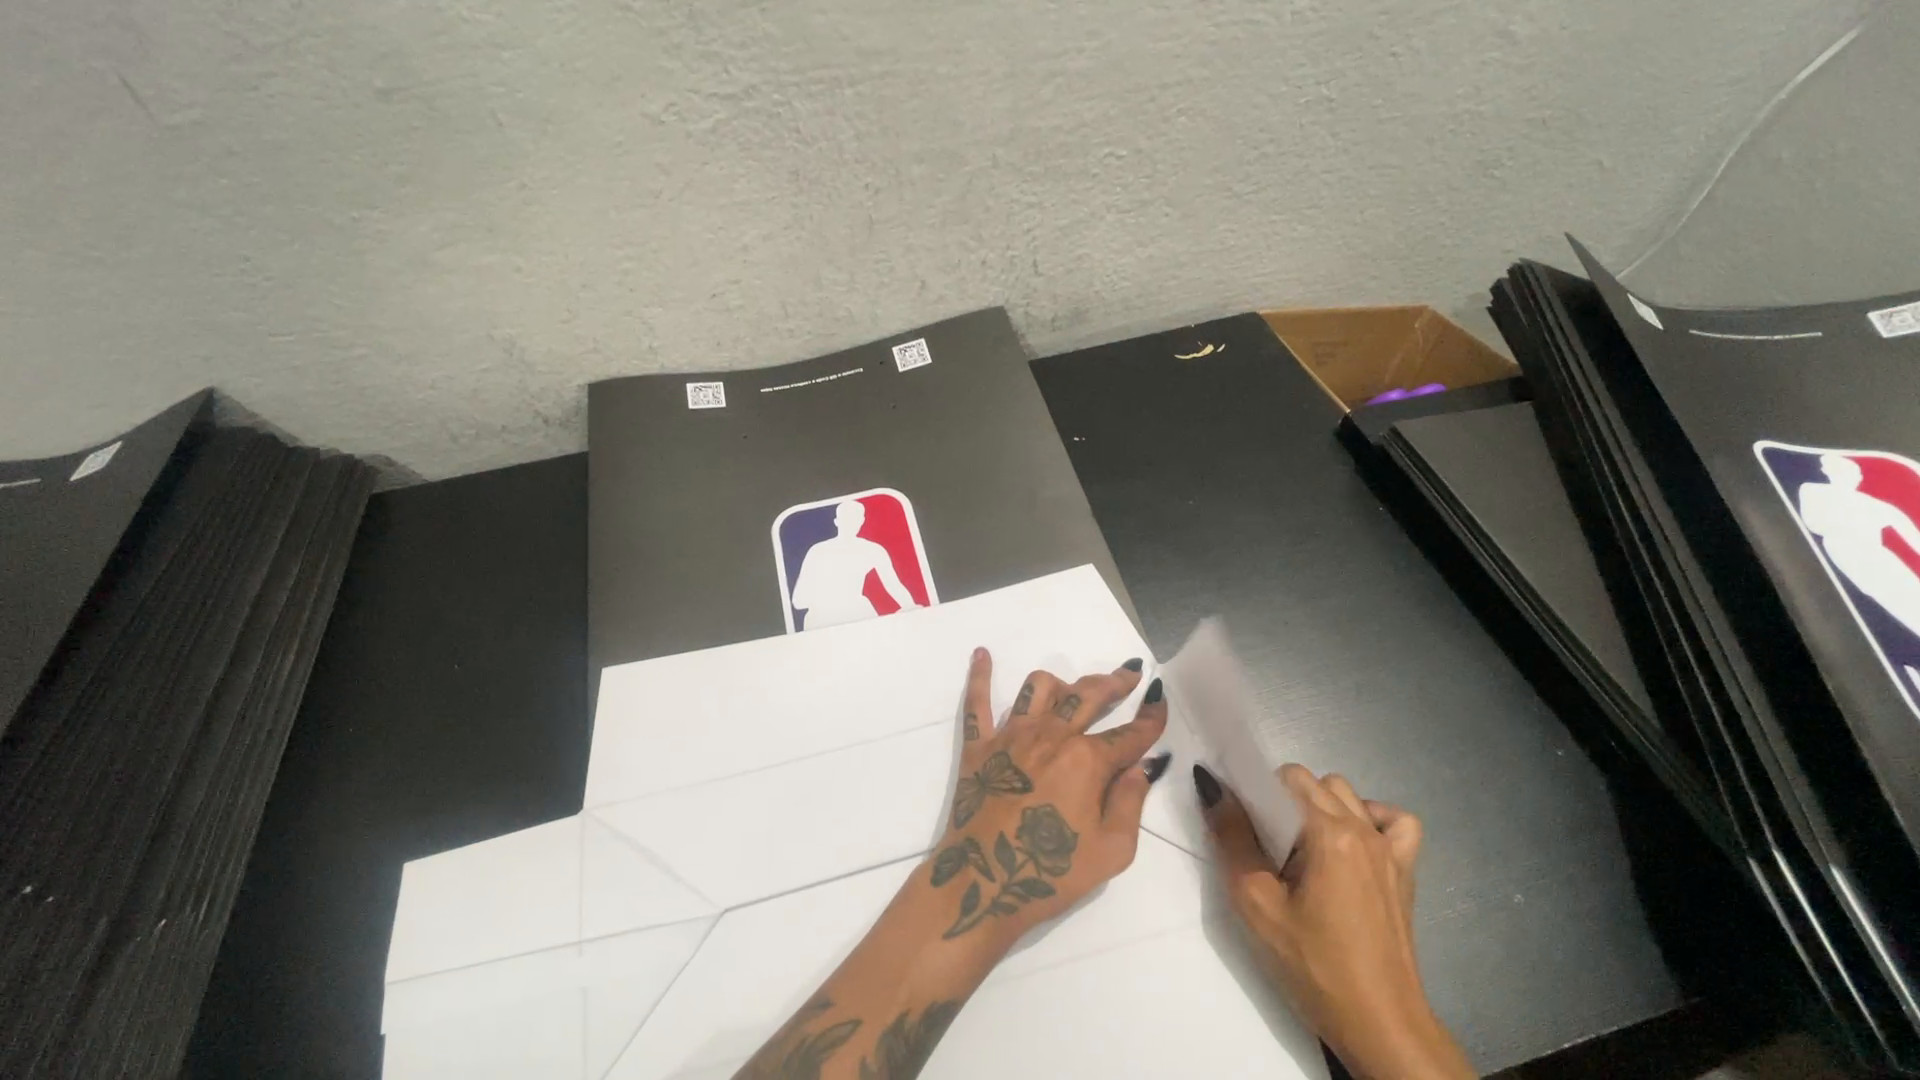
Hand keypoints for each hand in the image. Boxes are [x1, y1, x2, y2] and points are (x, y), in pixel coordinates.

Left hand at [925, 648, 1172, 947]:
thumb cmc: (1050, 874)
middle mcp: (1052, 736)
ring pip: (1038, 688)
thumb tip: (1143, 766)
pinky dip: (980, 674)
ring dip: (1060, 683)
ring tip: (1070, 689)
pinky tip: (982, 653)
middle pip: (1088, 695)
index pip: (1130, 733)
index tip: (1160, 699)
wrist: (982, 882)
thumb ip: (1131, 803)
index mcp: (1088, 761)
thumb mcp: (1112, 851)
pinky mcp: (978, 746)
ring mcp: (1011, 736)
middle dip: (1114, 682)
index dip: (1151, 717)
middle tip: (1129, 674)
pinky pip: (977, 701)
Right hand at [1198, 763, 1471, 1079]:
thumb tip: (1212, 785)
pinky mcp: (1406, 870)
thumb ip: (1232, 838)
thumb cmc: (1312, 966)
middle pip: (1312, 782)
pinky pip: (1395, 820)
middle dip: (1280, 800)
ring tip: (1301, 848)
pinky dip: (1371, 818)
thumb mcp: (1256, 903)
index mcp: (1328, 833)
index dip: (1255, 792)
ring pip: (1347, 793)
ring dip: (1318, 806)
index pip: (1285, 779)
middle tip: (1264, 846)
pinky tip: (1350, 843)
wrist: (1379, 1023)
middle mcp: (1363, 829)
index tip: (1239, 823)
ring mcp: (1391, 848)